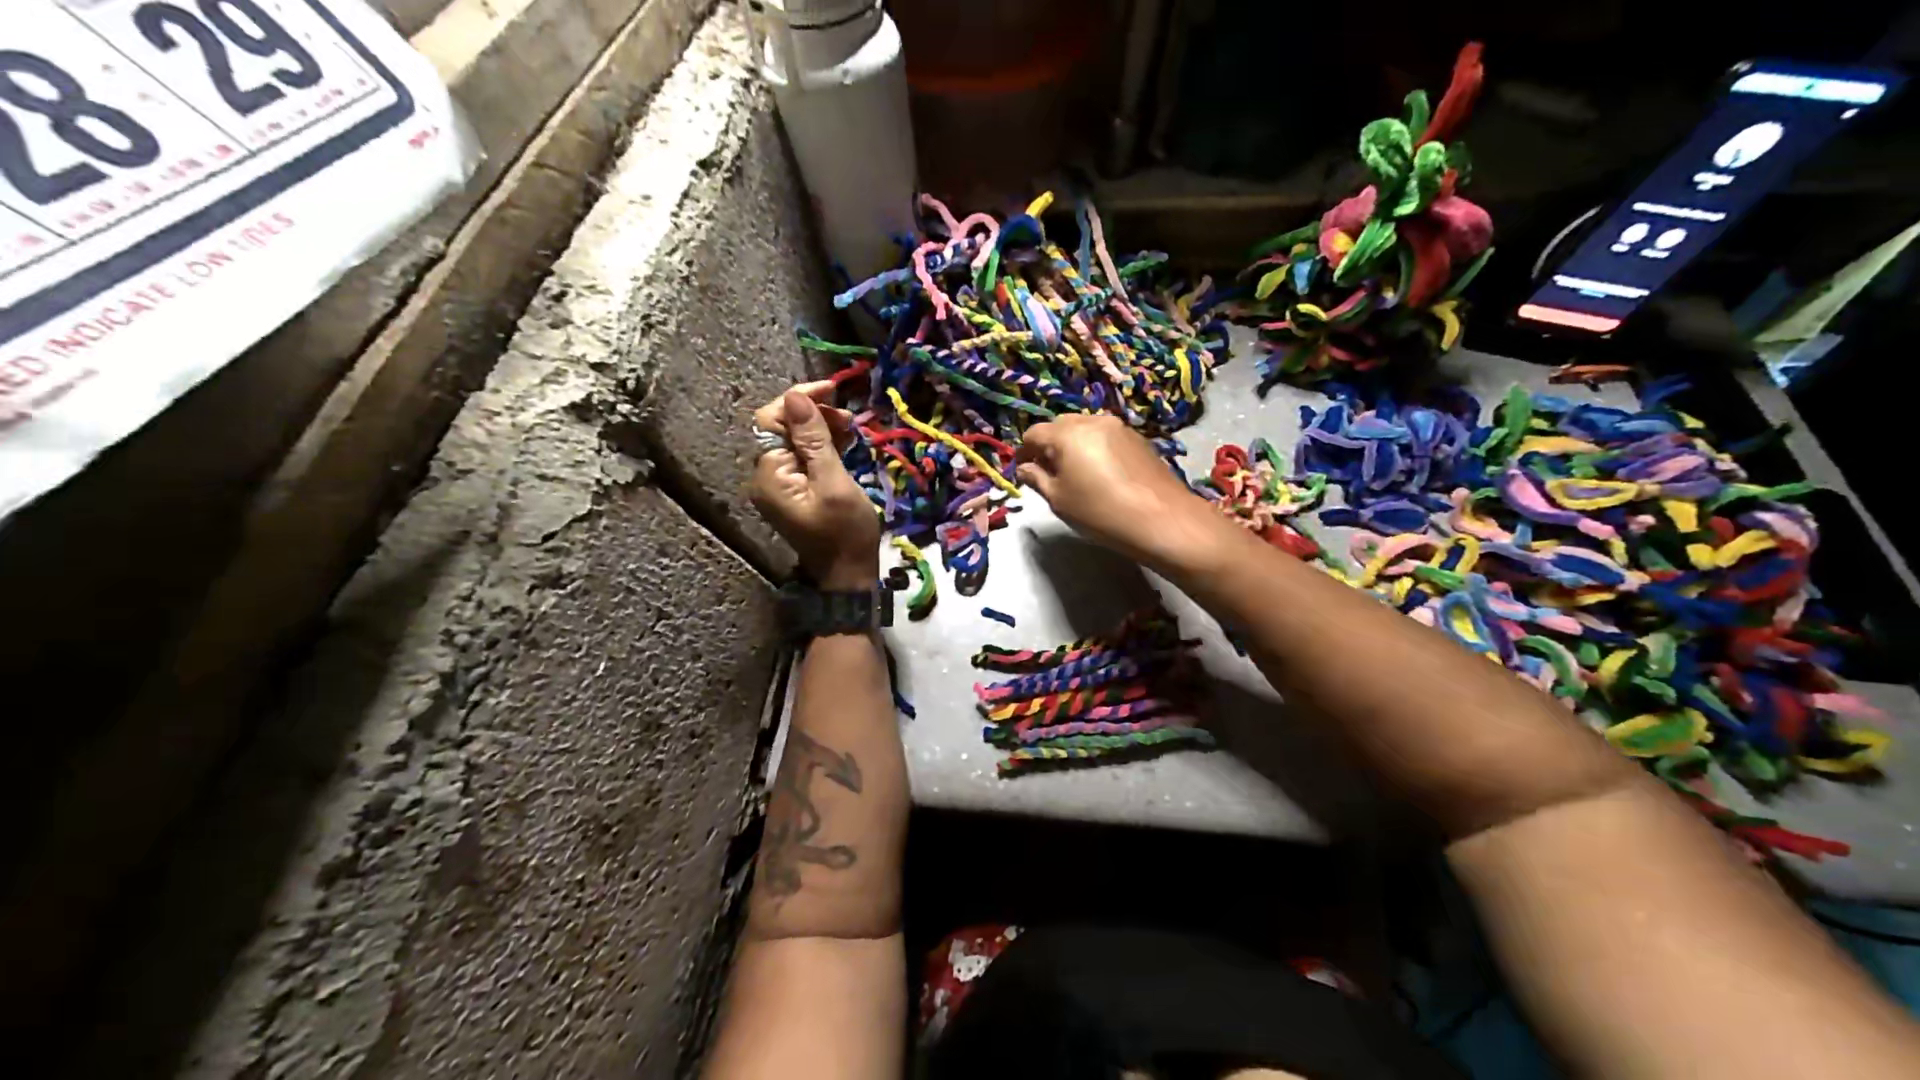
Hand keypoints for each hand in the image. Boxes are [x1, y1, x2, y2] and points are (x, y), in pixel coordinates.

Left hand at [751, 384, 879, 588]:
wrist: (848, 576)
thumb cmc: (845, 533)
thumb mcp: (834, 483)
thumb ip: (814, 440)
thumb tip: (796, 396)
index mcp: (770, 475)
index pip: (771, 419)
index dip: (800, 398)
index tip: (834, 389)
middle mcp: (766, 476)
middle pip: (781, 427)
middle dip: (813, 413)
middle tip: (848, 417)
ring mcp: (779, 485)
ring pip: (794, 440)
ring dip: (821, 427)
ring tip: (851, 429)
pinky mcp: (794, 490)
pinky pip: (802, 457)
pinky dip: (822, 445)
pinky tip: (844, 442)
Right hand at [1014, 413, 1224, 572]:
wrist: (1161, 519)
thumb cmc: (1100, 512)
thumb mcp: (1059, 500)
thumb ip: (1037, 478)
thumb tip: (1025, 468)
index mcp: (1066, 434)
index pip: (1033, 434)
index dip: (1024, 452)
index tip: (1023, 471)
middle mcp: (1092, 421)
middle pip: (1059, 426)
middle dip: (1049, 446)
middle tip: (1048, 473)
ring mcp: (1118, 427)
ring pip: (1084, 429)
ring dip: (1073, 446)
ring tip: (1075, 474)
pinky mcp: (1137, 438)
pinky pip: (1105, 437)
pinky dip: (1095, 449)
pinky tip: (1100, 474)